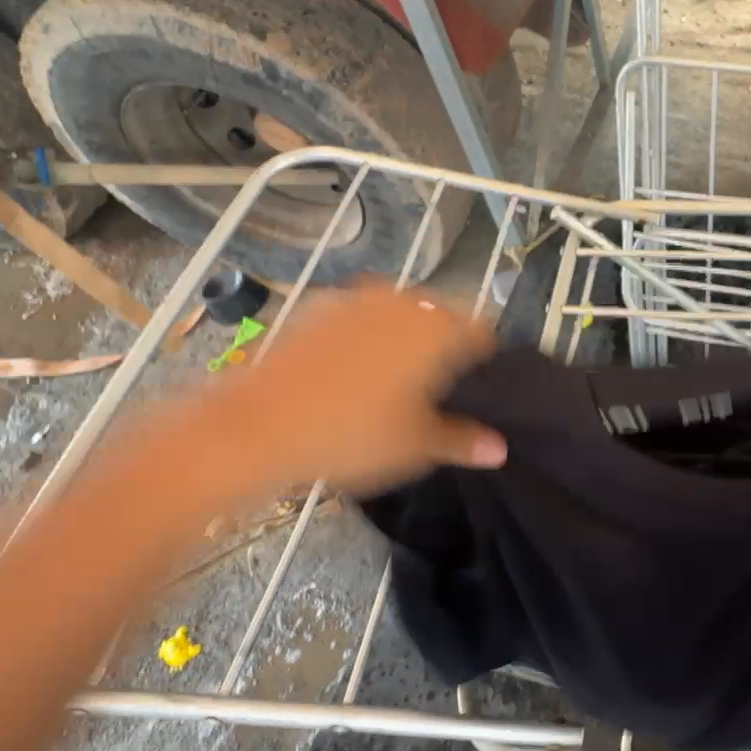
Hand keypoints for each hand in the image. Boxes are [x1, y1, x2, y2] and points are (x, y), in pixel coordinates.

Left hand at [188, 286, 502, 495]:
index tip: (479, 390)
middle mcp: (405, 303)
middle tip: (440, 391)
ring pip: (403, 313)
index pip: (484, 332)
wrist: (250, 427)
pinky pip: (363, 317)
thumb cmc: (348, 435)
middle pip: (445, 317)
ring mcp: (360, 300)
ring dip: (409, 337)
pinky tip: (356, 370)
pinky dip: (370, 336)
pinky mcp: (320, 308)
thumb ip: (463, 441)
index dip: (487, 361)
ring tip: (399, 380)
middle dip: (448, 345)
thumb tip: (499, 449)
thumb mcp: (415, 447)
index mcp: (439, 329)